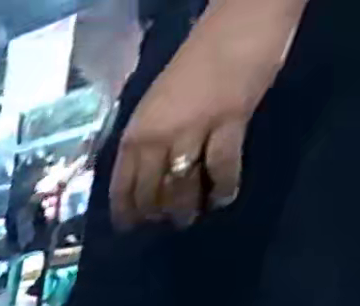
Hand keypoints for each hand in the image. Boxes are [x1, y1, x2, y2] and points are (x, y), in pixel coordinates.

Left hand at [110, 2, 299, 228]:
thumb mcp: (151, 108)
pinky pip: (223, 163)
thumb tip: (140, 175)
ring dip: (186, 205)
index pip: (120, 186)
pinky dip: (225, 184)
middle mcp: (156, 138)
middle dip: (155, 214)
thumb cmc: (193, 66)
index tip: (130, 228)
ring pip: (182, 182)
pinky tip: (226, 197)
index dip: (125, 212)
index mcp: (133, 136)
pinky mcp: (230, 118)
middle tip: (165, 226)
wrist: (238, 23)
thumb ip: (144, 140)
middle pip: (149, 190)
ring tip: (191, 218)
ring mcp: (192, 129)